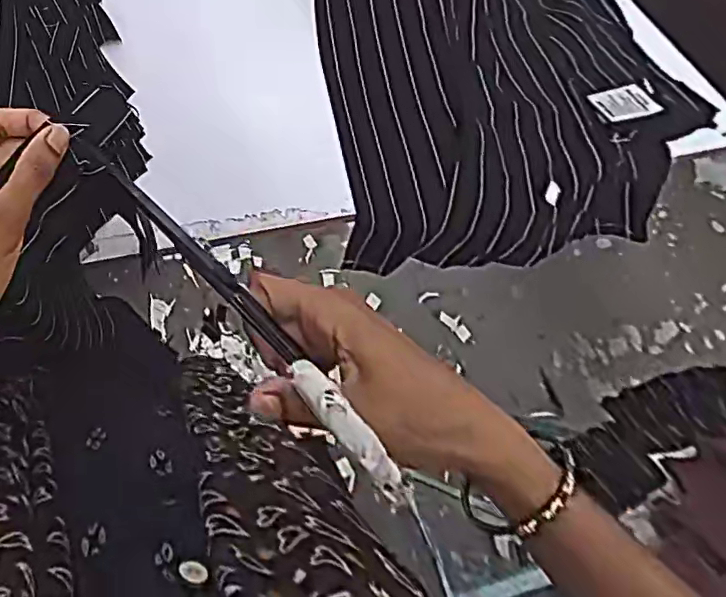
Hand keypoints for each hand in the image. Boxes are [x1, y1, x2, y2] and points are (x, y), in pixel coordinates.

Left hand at [0, 109, 69, 349]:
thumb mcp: (7, 214)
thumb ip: (34, 169)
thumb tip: (54, 137)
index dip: (27, 120)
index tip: (55, 130)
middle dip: (31, 144)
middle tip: (61, 153)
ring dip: (26, 168)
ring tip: (49, 179)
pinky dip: (17, 189)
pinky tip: (31, 201)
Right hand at [244, 273, 553, 502]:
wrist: (475, 436)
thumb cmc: (426, 416)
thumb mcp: (349, 416)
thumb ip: (292, 403)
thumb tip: (256, 396)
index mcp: (331, 309)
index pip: (264, 288)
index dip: (250, 317)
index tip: (257, 355)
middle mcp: (335, 309)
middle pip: (274, 318)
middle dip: (275, 357)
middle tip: (296, 391)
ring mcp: (343, 327)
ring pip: (291, 340)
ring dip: (295, 374)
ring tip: (322, 405)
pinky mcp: (350, 346)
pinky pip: (310, 353)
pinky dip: (311, 380)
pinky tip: (332, 405)